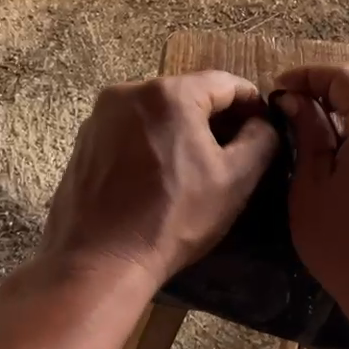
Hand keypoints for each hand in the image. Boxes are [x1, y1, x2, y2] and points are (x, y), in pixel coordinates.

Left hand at [36, 72, 278, 285]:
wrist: (98, 265)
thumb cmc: (173, 219)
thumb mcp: (236, 179)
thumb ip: (262, 138)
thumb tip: (263, 122)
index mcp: (171, 93)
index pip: (227, 83)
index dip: (252, 103)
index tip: (265, 128)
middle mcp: (130, 91)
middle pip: (190, 93)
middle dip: (216, 117)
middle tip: (235, 150)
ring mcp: (101, 115)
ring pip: (159, 110)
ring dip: (183, 129)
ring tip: (197, 166)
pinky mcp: (84, 140)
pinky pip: (132, 128)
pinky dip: (152, 141)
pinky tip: (159, 175)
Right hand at [274, 65, 348, 318]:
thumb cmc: (345, 244)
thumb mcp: (312, 187)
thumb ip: (308, 134)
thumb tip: (296, 99)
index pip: (345, 78)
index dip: (309, 76)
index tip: (279, 89)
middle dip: (326, 87)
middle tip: (291, 102)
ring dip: (345, 106)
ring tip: (310, 122)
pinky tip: (339, 146)